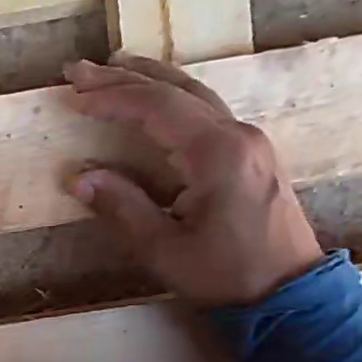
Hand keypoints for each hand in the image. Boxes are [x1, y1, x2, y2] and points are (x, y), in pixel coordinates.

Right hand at [63, 55, 323, 305]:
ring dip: (150, 81)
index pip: (155, 107)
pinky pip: (206, 111)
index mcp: (216, 153)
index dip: (110, 97)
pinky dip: (172, 99)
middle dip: (124, 78)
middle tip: (78, 70)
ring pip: (194, 95)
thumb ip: (123, 207)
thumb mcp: (164, 249)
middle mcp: (237, 134)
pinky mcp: (253, 153)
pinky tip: (156, 101)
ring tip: (113, 69)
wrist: (289, 293)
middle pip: (175, 89)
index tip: (72, 95)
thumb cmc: (226, 275)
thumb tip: (79, 178)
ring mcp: (249, 141)